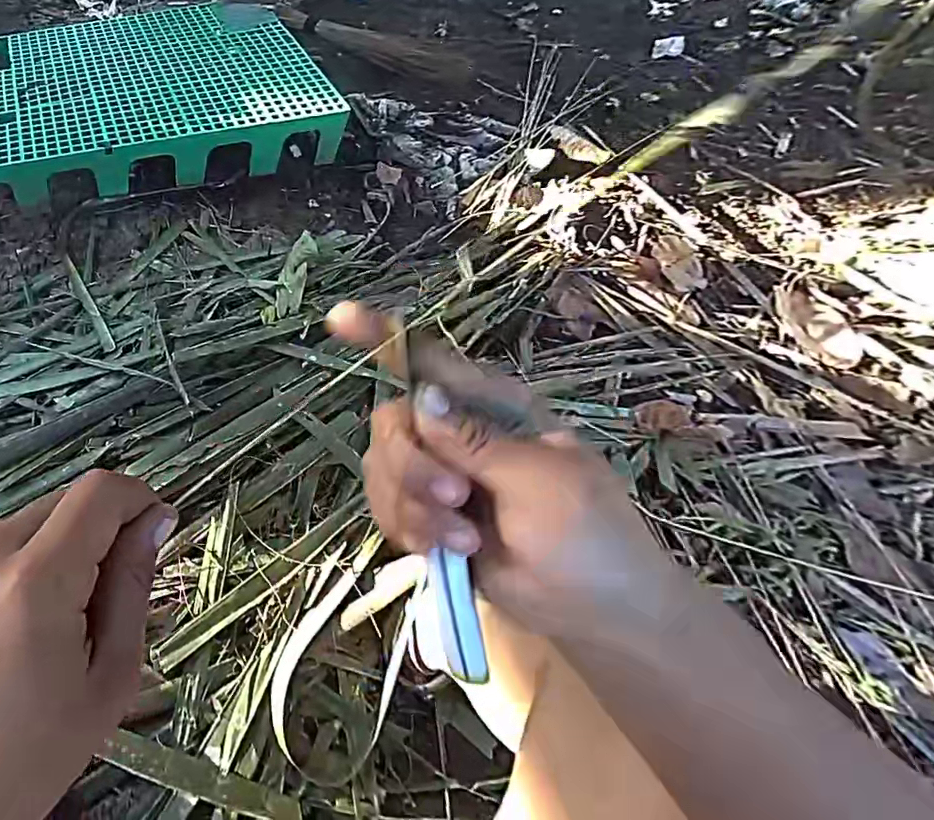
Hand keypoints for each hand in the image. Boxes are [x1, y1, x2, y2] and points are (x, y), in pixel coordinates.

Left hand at [0, 471, 175, 819]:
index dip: (140, 500)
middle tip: (117, 593)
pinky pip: (19, 534)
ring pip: (48, 513)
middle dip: (110, 527)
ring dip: (78, 542)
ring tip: (76, 614)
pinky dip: (47, 554)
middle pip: (74, 499)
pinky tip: (42, 613)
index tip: (159, 532)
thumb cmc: (26, 757)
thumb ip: (134, 587)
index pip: (100, 492)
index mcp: (32, 580)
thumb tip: (157, 520)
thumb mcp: (107, 680)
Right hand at [327, 302, 678, 637]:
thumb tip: (421, 398)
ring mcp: (434, 473)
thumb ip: (476, 441)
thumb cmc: (590, 536)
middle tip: (456, 497)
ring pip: (381, 468)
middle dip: (412, 465)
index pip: (429, 362)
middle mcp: (453, 430)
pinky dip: (408, 530)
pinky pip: (384, 506)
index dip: (380, 336)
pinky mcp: (422, 513)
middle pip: (391, 422)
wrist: (595, 613)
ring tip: (466, 540)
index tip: (338, 319)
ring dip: (414, 508)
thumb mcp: (542, 481)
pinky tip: (448, 551)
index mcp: (490, 405)